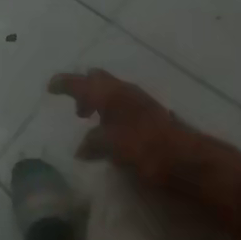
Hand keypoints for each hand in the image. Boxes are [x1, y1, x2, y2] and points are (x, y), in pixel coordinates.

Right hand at [47, 69, 240, 197]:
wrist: (190, 159)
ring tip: (97, 123)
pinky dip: (115, 111)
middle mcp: (122, 89)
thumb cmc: (144, 148)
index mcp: (107, 92)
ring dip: (101, 102)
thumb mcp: (112, 147)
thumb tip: (80, 149)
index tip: (50, 88)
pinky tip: (118, 131)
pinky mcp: (153, 112)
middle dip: (85, 90)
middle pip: (97, 80)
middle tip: (78, 109)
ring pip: (113, 92)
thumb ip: (93, 144)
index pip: (77, 82)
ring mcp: (140, 99)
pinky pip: (125, 103)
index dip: (62, 83)